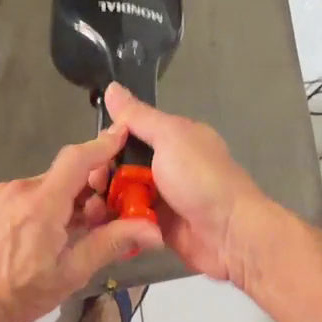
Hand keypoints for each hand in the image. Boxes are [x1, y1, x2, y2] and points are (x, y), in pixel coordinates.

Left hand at [0, 125, 162, 321]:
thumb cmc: (18, 295)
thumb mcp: (70, 274)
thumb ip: (110, 243)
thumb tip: (152, 231)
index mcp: (41, 204)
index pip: (77, 159)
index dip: (103, 144)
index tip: (123, 134)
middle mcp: (19, 189)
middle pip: (65, 175)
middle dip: (89, 189)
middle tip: (104, 217)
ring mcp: (0, 193)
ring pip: (46, 186)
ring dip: (66, 201)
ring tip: (73, 234)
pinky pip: (27, 194)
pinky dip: (45, 205)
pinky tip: (46, 234)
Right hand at [102, 83, 280, 286]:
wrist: (230, 234)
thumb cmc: (201, 178)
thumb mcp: (170, 137)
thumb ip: (138, 116)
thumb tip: (111, 87)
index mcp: (172, 138)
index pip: (128, 132)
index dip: (107, 142)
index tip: (92, 154)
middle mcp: (165, 165)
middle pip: (120, 165)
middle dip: (103, 174)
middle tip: (93, 187)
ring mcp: (161, 197)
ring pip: (122, 193)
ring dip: (107, 200)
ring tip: (94, 209)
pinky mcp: (156, 226)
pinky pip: (128, 219)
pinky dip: (117, 220)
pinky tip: (101, 224)